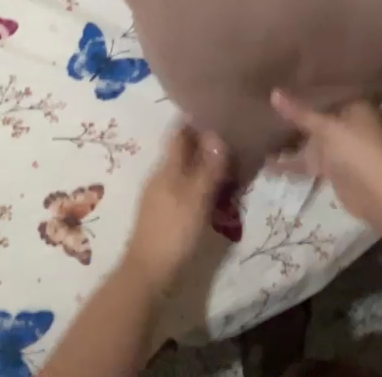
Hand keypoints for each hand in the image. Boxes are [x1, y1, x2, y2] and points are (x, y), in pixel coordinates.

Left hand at [122, 126, 227, 290]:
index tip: (217, 108)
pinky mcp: (165, 213)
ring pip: (185, 169)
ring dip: (204, 163)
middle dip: (204, 141)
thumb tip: (217, 133)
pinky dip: (201, 183)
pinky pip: (186, 187)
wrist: (148, 274)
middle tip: (233, 135)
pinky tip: (217, 191)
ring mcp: (161, 195)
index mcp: (166, 167)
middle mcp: (161, 175)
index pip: (179, 132)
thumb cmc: (172, 232)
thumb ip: (207, 168)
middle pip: (182, 150)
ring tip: (230, 161)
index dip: (195, 119)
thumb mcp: (195, 199)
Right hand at [270, 91, 381, 226]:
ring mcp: (340, 147)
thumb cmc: (359, 150)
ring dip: (290, 138)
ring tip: (258, 128)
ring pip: (310, 139)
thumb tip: (273, 92)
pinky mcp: (333, 169)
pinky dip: (290, 163)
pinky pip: (308, 161)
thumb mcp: (327, 127)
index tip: (280, 77)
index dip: (306, 85)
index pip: (327, 91)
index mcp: (354, 106)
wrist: (381, 196)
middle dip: (294, 112)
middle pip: (317, 115)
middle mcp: (347, 123)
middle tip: (262, 100)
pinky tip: (266, 164)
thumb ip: (299, 112)